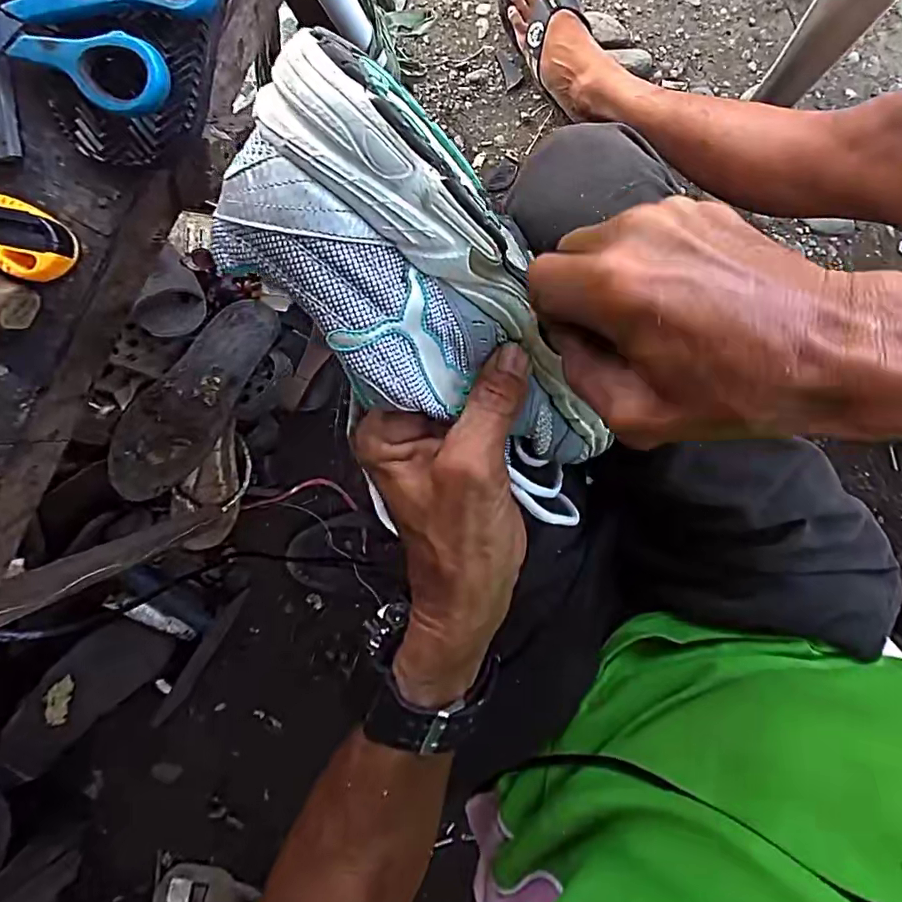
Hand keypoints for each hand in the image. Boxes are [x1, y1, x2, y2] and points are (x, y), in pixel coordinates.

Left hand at [351, 345, 529, 707]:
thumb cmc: (461, 545)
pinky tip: (519, 370)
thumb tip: (510, 352)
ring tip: (516, 333)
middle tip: (505, 313)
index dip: (440, 336)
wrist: (475, 595)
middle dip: (470, 350)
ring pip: (461, 388)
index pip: (405, 365)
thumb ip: (489, 406)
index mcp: (382, 431)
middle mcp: (400, 428)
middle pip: (436, 373)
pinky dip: (498, 393)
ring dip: (488, 370)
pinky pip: (477, 408)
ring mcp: (431, 437)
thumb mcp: (473, 468)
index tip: (474, 306)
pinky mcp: (460, 446)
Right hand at [529, 196, 890, 446]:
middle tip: (622, 328)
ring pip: (607, 237)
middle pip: (568, 251)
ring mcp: (671, 212)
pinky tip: (690, 289)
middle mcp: (635, 233)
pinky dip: (653, 255)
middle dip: (581, 289)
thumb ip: (581, 377)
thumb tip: (566, 343)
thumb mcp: (642, 415)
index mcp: (614, 285)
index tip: (581, 334)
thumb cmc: (747, 386)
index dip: (553, 313)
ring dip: (617, 270)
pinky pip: (648, 228)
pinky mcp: (701, 207)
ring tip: (664, 309)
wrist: (827, 345)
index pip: (538, 277)